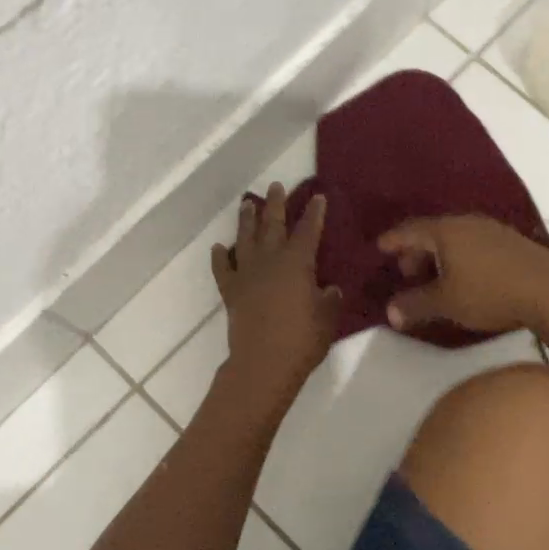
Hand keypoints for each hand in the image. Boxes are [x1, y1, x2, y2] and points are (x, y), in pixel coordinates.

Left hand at [213, 183, 341, 397]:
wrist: (263, 363)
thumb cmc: (302, 340)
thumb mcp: (327, 318)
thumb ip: (330, 300)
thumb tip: (330, 289)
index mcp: (297, 263)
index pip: (308, 230)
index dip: (314, 213)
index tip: (317, 197)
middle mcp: (270, 261)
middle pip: (272, 225)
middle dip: (275, 204)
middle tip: (275, 186)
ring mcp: (247, 275)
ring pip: (244, 239)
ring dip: (246, 220)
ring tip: (247, 203)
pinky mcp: (231, 292)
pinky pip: (222, 269)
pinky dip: (219, 257)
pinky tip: (218, 248)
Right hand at [376, 215, 548, 333]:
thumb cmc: (489, 292)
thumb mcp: (446, 303)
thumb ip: (416, 305)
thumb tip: (390, 311)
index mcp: (446, 231)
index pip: (410, 230)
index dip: (393, 240)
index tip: (380, 247)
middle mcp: (468, 223)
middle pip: (433, 233)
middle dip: (416, 251)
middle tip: (407, 273)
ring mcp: (493, 231)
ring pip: (456, 239)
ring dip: (440, 256)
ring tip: (435, 279)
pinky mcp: (512, 243)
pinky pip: (474, 245)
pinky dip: (460, 258)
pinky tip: (464, 277)